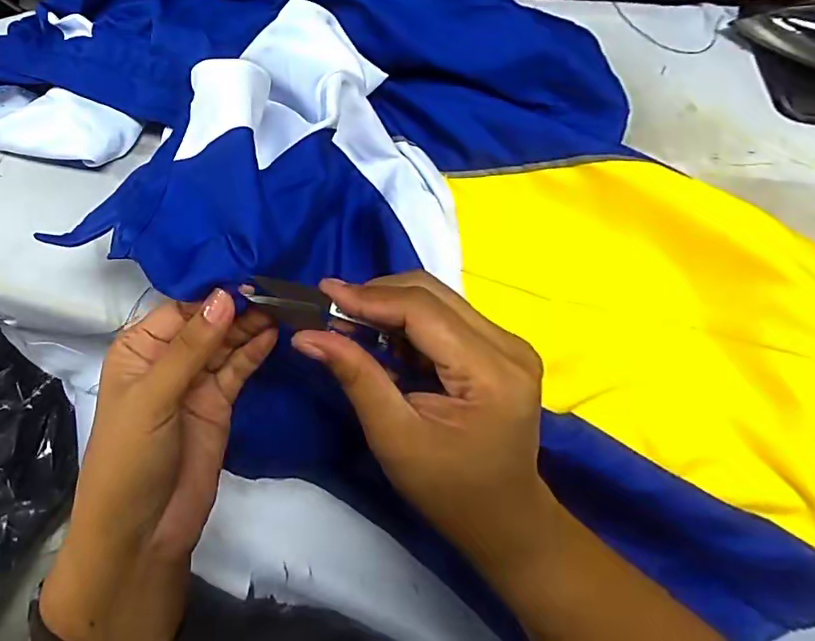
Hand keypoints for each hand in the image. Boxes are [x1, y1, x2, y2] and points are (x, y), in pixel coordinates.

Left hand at [90, 290, 277, 556]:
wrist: (142, 532)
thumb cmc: (130, 454)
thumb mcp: (153, 395)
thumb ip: (192, 347)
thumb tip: (225, 296)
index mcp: (139, 347)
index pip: (180, 308)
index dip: (212, 293)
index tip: (247, 272)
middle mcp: (167, 358)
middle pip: (205, 323)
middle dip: (235, 306)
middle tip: (274, 286)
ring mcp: (194, 382)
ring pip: (224, 344)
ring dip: (249, 326)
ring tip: (281, 304)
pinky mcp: (217, 404)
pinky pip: (237, 370)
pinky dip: (253, 352)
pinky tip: (272, 333)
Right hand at [291, 271, 552, 556]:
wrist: (503, 521)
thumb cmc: (448, 488)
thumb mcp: (393, 436)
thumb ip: (355, 375)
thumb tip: (307, 334)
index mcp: (491, 373)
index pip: (421, 310)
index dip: (369, 297)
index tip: (323, 293)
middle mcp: (507, 347)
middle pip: (430, 293)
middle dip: (376, 295)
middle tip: (332, 310)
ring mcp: (507, 343)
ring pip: (435, 295)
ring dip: (388, 302)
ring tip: (350, 321)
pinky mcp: (499, 346)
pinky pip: (443, 311)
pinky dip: (405, 316)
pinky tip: (380, 335)